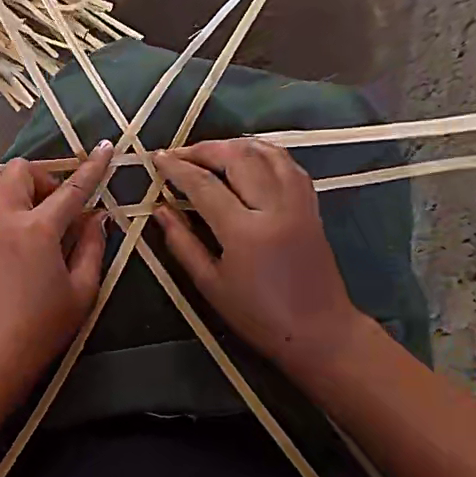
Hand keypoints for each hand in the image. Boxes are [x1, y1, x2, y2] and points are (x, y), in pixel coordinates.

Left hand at [0, 141, 114, 374]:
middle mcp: (3, 217)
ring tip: (38, 218)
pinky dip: (2, 203)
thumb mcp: (82, 289)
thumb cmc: (44, 326)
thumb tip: (99, 215)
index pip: (72, 189)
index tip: (107, 146)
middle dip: (45, 180)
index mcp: (36, 230)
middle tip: (61, 209)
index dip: (93, 167)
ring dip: (21, 188)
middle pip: (21, 171)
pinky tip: (16, 229)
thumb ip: (93, 245)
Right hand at [152, 139, 373, 367]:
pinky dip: (264, 152)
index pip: (204, 185)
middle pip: (237, 158)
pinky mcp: (311, 205)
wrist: (319, 331)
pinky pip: (288, 164)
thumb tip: (160, 209)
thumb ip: (182, 242)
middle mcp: (274, 208)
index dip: (176, 168)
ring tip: (209, 151)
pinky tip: (248, 157)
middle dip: (204, 149)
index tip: (157, 158)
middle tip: (179, 153)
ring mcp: (297, 203)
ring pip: (266, 153)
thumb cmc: (258, 316)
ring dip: (234, 145)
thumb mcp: (210, 285)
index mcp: (245, 232)